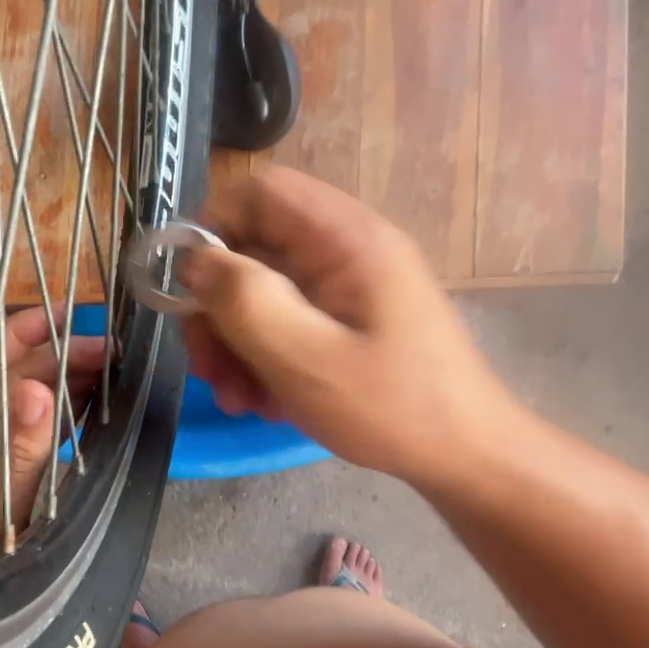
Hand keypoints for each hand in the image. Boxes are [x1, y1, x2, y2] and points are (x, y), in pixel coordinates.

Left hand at [0, 306, 105, 572]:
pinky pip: (35, 440)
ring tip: (110, 372)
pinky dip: (63, 421)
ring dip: (63, 385)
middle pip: (9, 381)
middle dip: (55, 357)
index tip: (66, 314)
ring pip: (26, 408)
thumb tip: (37, 387)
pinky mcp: (4, 485)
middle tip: (110, 350)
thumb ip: (17, 456)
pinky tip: (92, 412)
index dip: (18, 331)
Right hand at [179, 168, 523, 485]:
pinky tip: (265, 400)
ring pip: (263, 290)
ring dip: (236, 343)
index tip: (184, 294)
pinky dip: (263, 356)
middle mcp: (346, 248)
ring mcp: (349, 283)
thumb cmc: (390, 406)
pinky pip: (286, 319)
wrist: (463, 454)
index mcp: (345, 239)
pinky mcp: (349, 316)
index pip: (258, 193)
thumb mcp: (304, 357)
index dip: (209, 232)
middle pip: (253, 249)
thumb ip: (244, 301)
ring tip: (237, 397)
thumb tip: (194, 262)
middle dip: (218, 309)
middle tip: (207, 369)